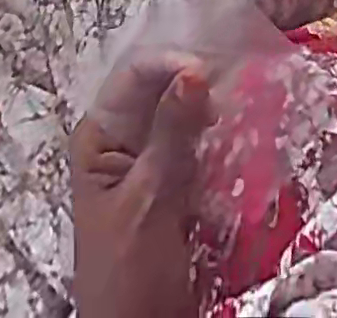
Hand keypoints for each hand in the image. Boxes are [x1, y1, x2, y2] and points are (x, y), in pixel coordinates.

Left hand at [71, 50, 211, 317]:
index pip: (132, 77)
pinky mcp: (177, 172)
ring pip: (182, 107)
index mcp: (99, 136)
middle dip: (193, 78)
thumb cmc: (128, 272)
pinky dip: (216, 126)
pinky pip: (198, 134)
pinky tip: (236, 123)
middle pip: (159, 86)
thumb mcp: (148, 198)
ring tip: (237, 101)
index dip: (168, 64)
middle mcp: (124, 136)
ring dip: (209, 101)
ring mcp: (152, 153)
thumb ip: (171, 133)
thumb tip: (194, 70)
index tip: (207, 70)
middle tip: (230, 82)